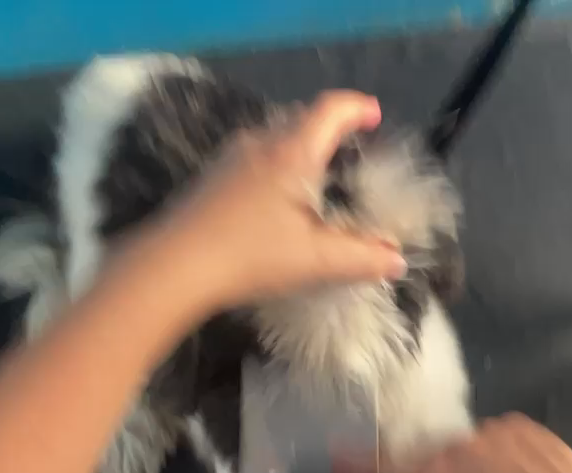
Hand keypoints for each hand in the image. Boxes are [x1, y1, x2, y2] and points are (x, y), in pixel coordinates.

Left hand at [125, 90, 408, 308]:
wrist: (176, 266)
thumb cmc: (251, 255)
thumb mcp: (316, 261)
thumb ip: (361, 258)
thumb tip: (396, 259)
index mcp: (291, 154)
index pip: (329, 111)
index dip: (356, 108)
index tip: (374, 115)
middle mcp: (260, 144)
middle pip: (300, 119)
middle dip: (329, 128)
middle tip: (350, 149)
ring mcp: (231, 159)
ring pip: (275, 139)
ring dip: (301, 149)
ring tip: (319, 177)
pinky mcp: (212, 180)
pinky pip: (256, 159)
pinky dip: (279, 168)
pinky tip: (280, 202)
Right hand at [378, 415, 571, 472]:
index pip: (385, 465)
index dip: (361, 463)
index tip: (342, 456)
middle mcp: (454, 445)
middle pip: (436, 457)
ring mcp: (489, 429)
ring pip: (472, 446)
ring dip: (479, 464)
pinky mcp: (518, 422)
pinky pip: (500, 436)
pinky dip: (506, 452)